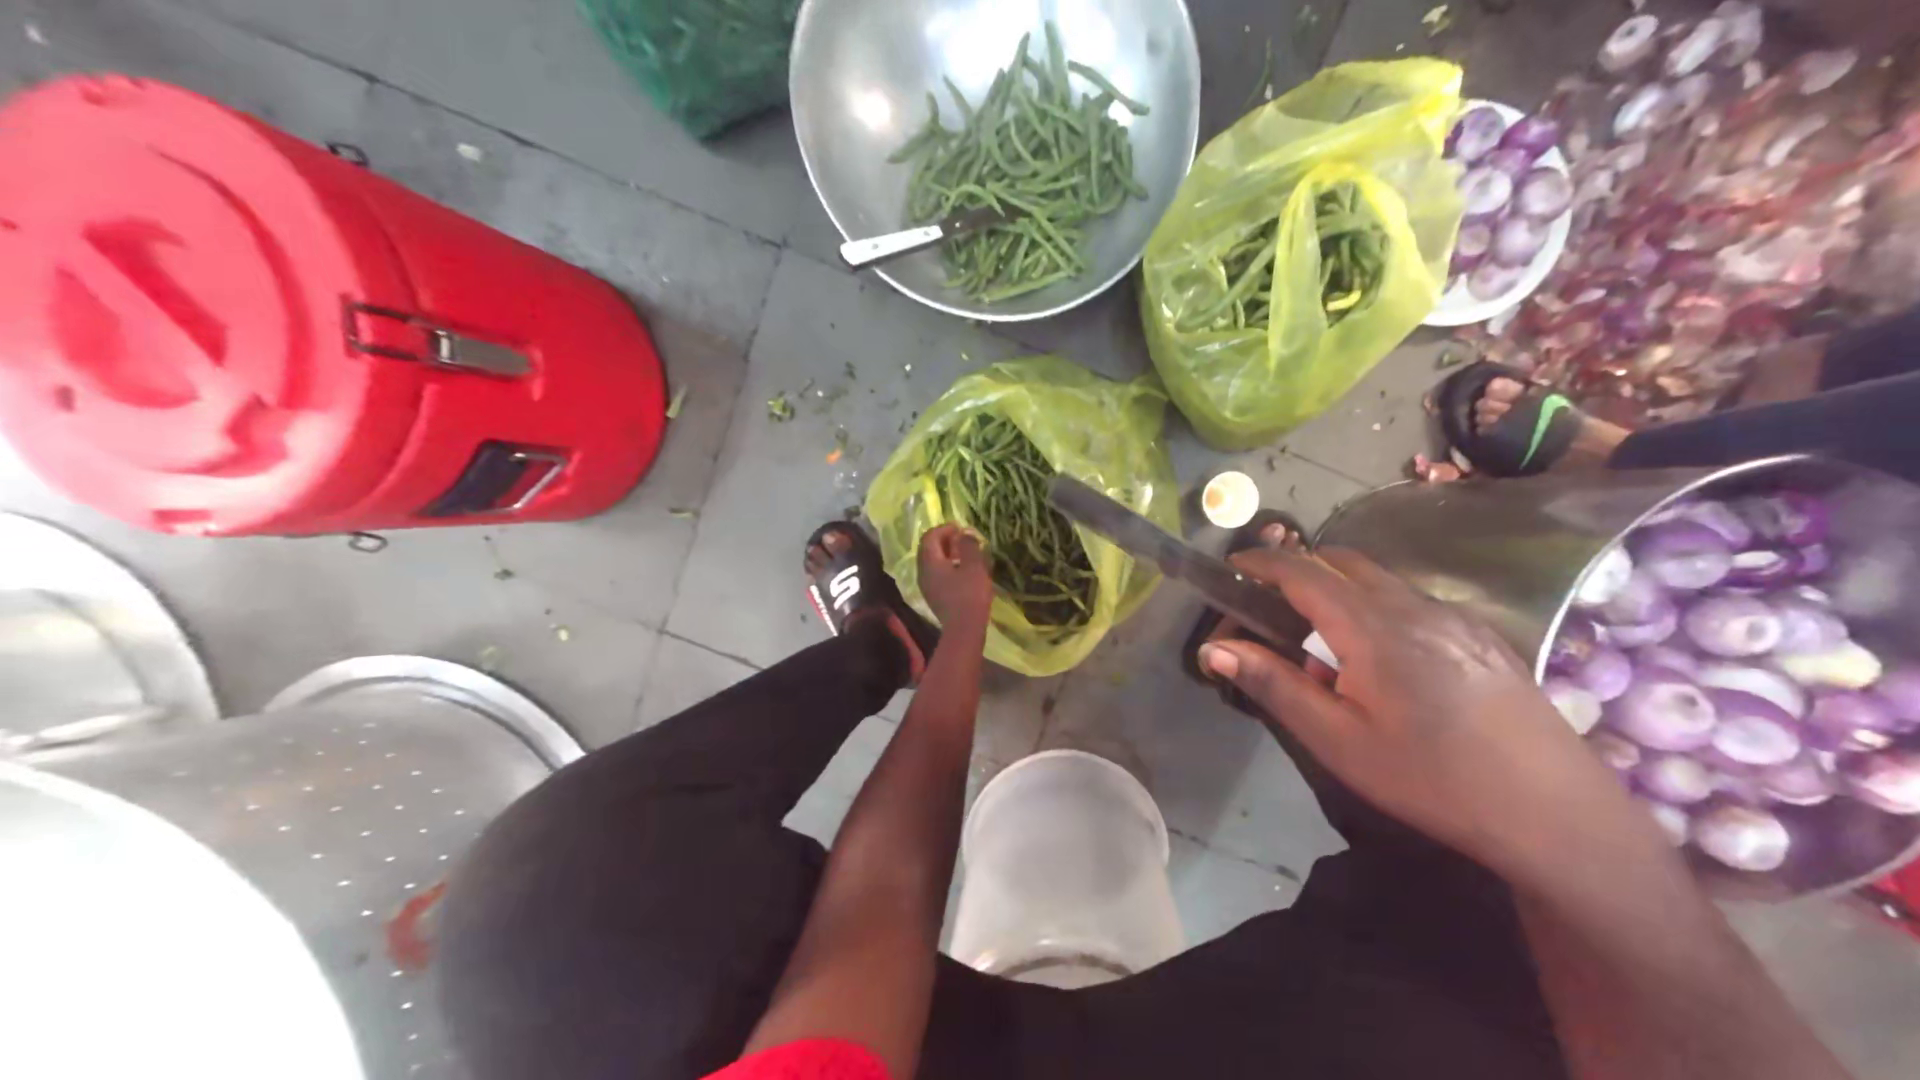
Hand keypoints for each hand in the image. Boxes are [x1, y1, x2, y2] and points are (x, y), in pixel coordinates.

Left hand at [917, 524, 991, 630]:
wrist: (964, 629)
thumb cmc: (969, 594)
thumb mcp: (974, 565)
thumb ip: (968, 545)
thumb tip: (964, 533)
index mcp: (929, 561)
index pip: (930, 537)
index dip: (944, 528)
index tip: (961, 528)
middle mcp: (922, 572)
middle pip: (928, 549)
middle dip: (944, 541)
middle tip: (963, 539)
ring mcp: (926, 586)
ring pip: (932, 563)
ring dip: (946, 554)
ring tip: (964, 555)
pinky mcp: (934, 597)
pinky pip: (936, 575)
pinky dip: (947, 567)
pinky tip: (962, 572)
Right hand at [1198, 547, 1635, 875]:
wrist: (1557, 816)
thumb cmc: (1430, 779)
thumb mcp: (1337, 739)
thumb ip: (1273, 684)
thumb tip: (1212, 649)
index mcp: (1374, 628)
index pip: (1304, 572)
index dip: (1263, 561)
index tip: (1233, 566)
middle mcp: (1415, 607)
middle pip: (1343, 563)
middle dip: (1298, 571)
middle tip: (1269, 608)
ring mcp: (1455, 619)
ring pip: (1379, 583)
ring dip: (1337, 595)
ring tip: (1323, 655)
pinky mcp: (1481, 637)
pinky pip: (1410, 603)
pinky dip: (1374, 611)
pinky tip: (1379, 668)